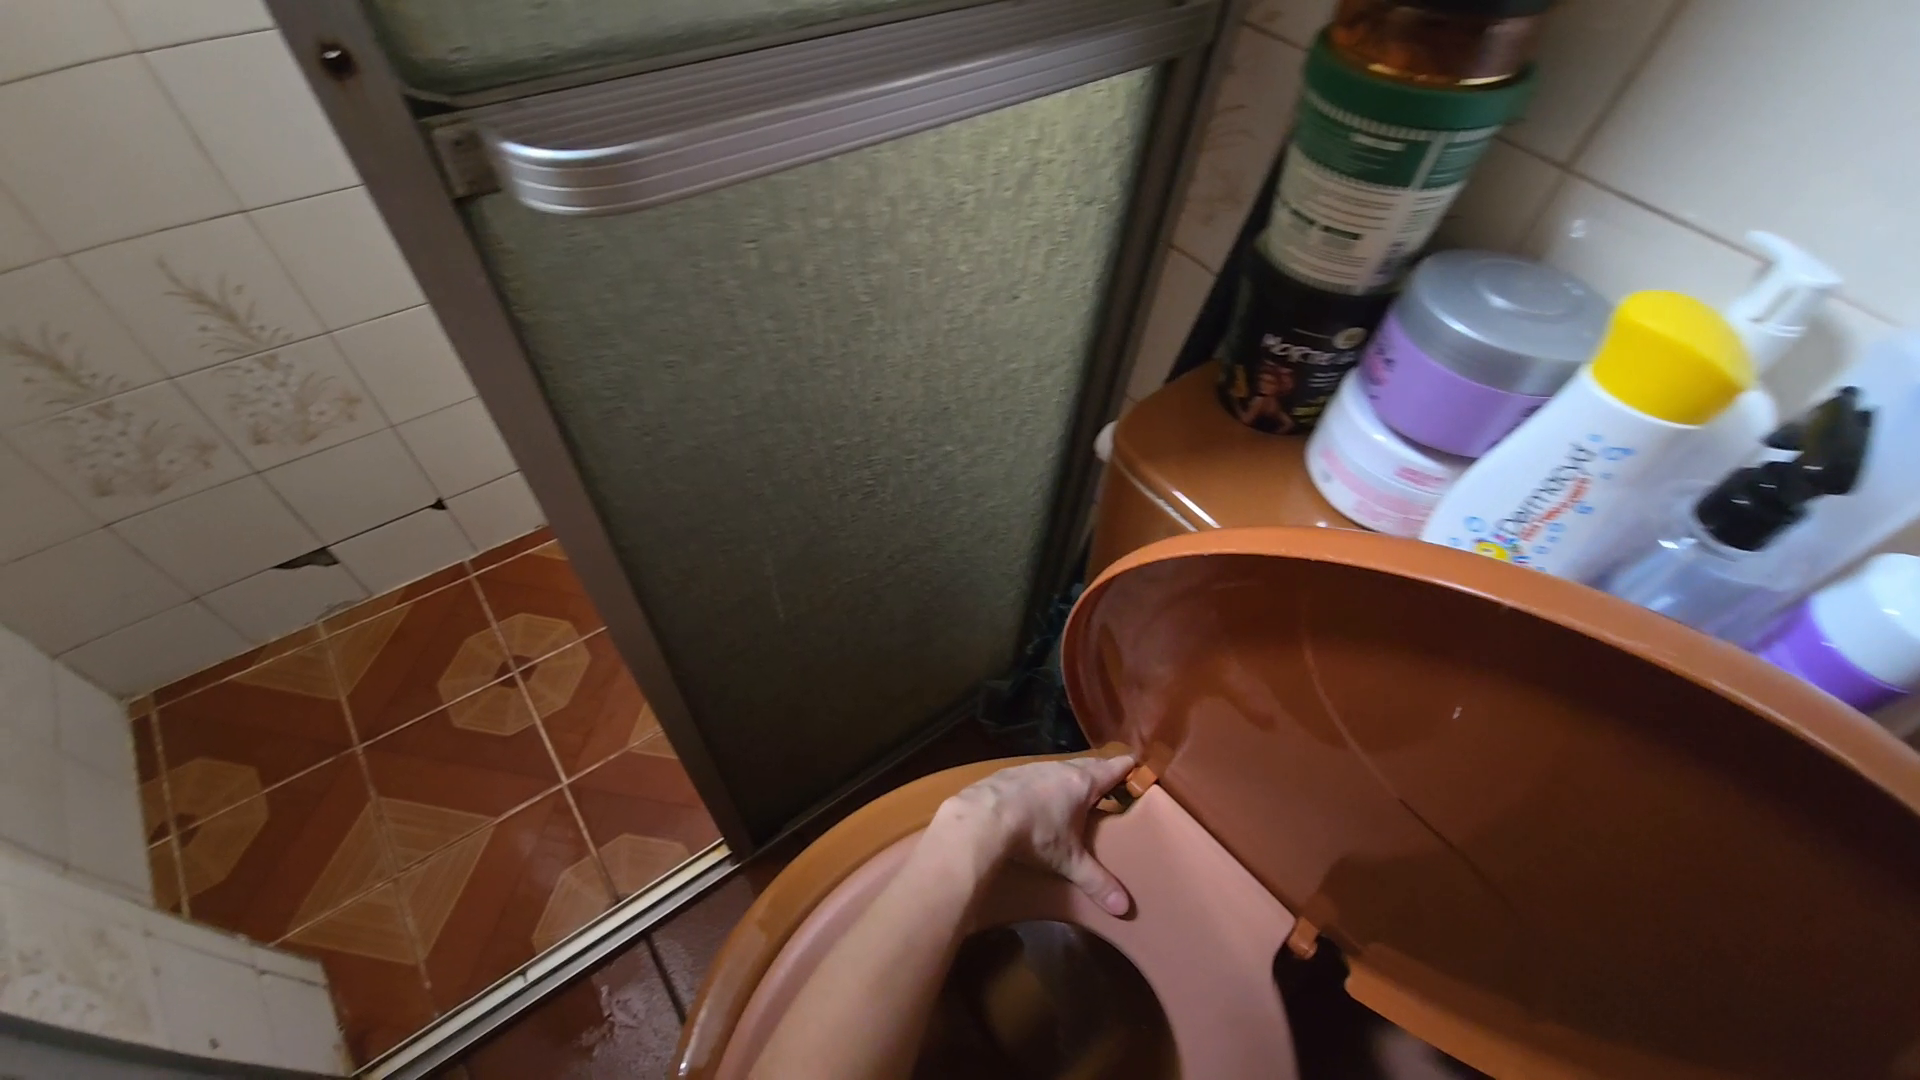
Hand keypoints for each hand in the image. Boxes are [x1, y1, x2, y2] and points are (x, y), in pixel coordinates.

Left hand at [929, 755, 1136, 915]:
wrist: (981, 817)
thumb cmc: (1034, 833)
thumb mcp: (1068, 861)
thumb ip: (1097, 882)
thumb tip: (1123, 908)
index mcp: (1082, 782)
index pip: (1115, 767)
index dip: (1129, 769)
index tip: (1141, 772)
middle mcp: (1060, 768)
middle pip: (1089, 765)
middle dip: (1101, 775)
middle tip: (1112, 790)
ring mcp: (1033, 767)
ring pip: (1060, 768)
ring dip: (1070, 779)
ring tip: (1077, 796)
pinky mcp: (1009, 773)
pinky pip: (1035, 775)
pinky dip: (1043, 785)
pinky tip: (1037, 800)